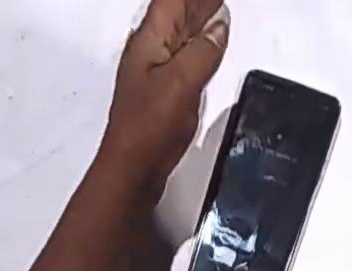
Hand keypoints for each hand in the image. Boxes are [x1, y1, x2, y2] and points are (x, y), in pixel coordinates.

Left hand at [100, 0, 229, 194]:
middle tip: (219, 3)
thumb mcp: (180, 83)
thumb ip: (202, 52)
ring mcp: (154, 79)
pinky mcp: (160, 102)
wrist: (132, 173)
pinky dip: (196, 56)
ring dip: (198, 27)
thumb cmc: (146, 131)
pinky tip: (205, 59)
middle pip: (176, 15)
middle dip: (198, 5)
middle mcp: (149, 55)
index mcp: (150, 41)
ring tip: (217, 18)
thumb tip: (218, 28)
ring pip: (179, 41)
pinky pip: (181, 67)